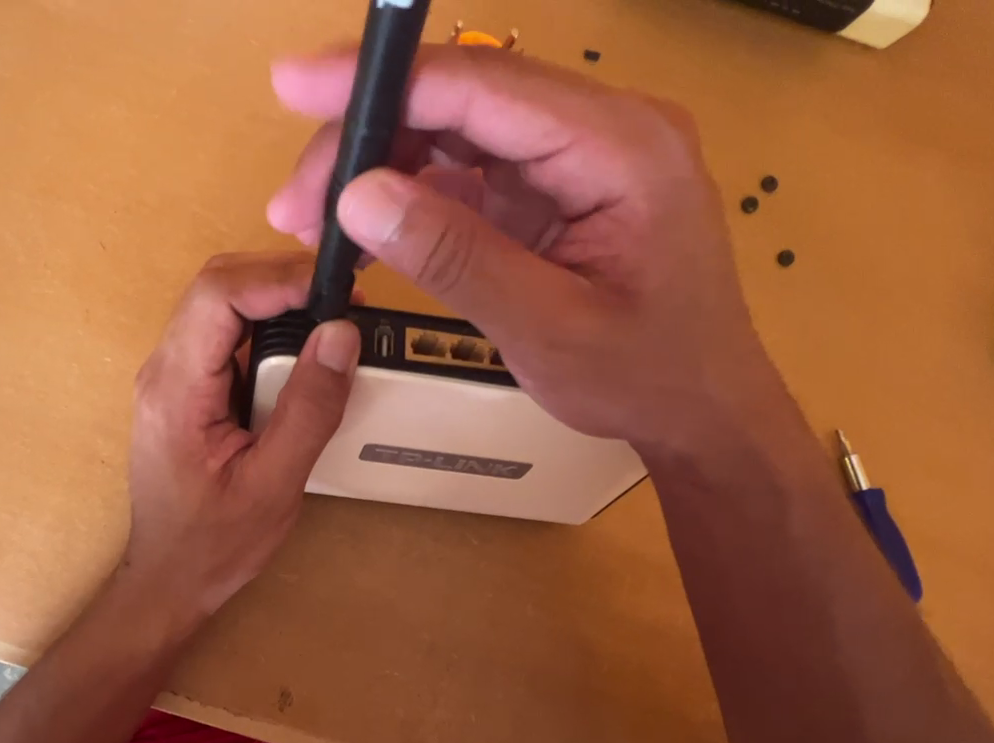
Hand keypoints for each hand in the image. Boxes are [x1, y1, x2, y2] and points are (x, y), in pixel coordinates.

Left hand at [120, 252, 360, 625]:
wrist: (170, 579)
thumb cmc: (215, 544)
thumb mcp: (273, 484)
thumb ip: (308, 409)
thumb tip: (341, 333)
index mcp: (175, 388)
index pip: (218, 294)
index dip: (280, 276)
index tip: (338, 289)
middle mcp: (163, 370)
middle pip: (217, 288)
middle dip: (282, 280)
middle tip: (345, 299)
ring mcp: (171, 378)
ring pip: (221, 307)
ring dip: (277, 302)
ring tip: (334, 320)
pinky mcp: (186, 391)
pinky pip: (225, 338)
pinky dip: (268, 331)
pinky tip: (304, 351)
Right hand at [267, 46, 797, 455]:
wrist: (699, 410)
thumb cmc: (644, 376)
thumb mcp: (545, 326)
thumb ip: (455, 258)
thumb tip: (360, 196)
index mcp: (618, 145)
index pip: (482, 85)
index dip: (381, 81)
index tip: (294, 84)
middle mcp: (599, 132)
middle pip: (461, 102)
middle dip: (368, 139)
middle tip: (295, 202)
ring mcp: (575, 161)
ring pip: (457, 134)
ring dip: (382, 169)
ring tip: (316, 220)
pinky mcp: (554, 193)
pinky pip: (471, 175)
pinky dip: (414, 198)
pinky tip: (370, 230)